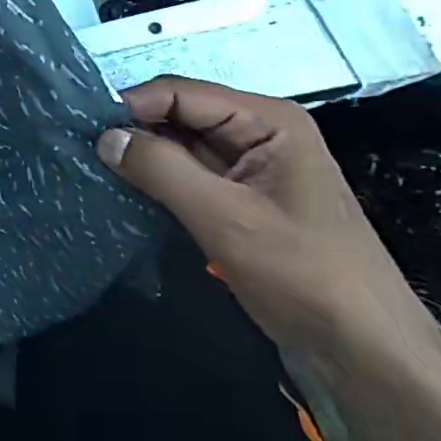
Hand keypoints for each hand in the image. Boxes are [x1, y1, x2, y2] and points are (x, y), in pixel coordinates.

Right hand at [96, 76, 415, 348]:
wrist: (363, 347)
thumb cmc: (302, 272)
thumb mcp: (227, 218)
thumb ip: (162, 170)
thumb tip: (105, 137)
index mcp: (266, 120)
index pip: (181, 93)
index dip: (132, 105)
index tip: (82, 129)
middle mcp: (258, 134)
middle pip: (182, 117)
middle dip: (135, 131)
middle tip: (78, 151)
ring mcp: (251, 170)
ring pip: (185, 150)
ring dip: (145, 160)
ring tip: (92, 171)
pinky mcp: (244, 204)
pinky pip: (194, 181)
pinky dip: (162, 186)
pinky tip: (127, 197)